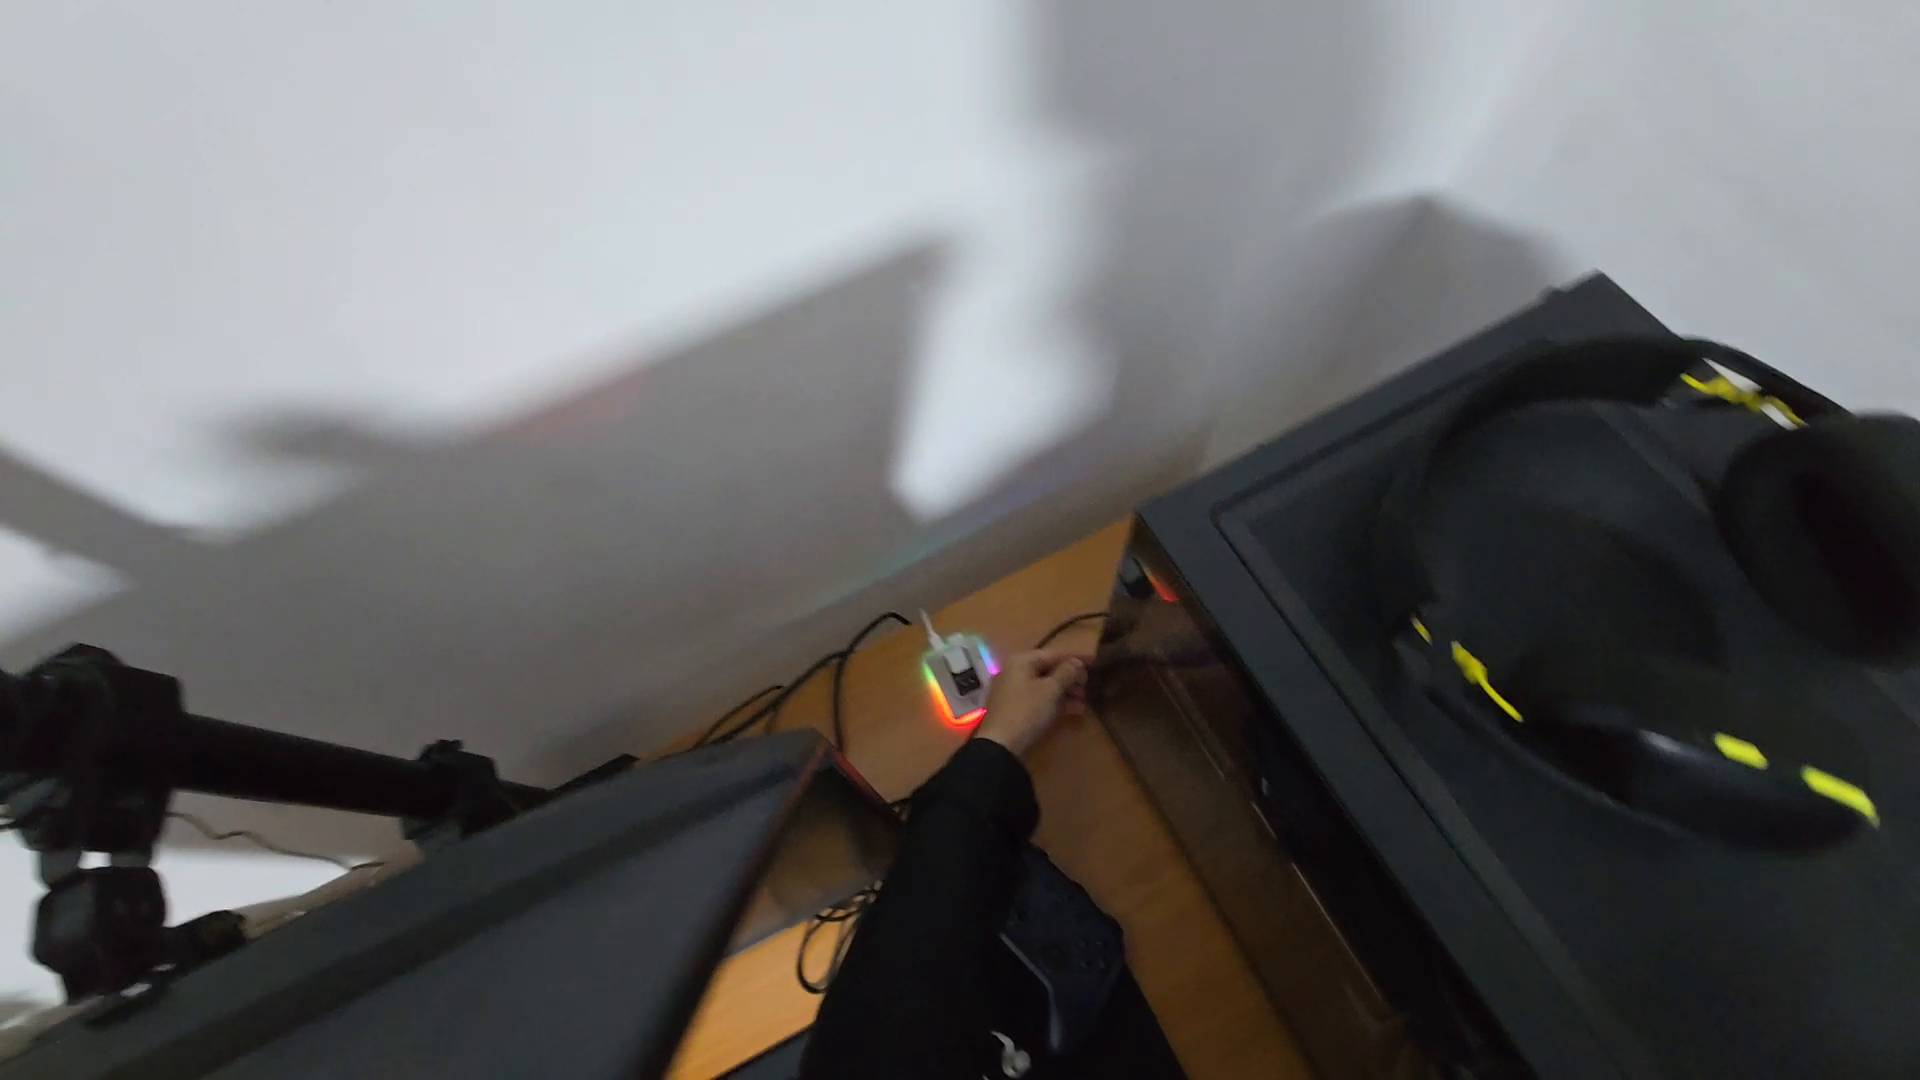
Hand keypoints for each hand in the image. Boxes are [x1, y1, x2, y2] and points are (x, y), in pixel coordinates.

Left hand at [973, 649, 1089, 755]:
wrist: (1001, 745)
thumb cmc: (1027, 710)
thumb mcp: (1051, 689)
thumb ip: (1066, 672)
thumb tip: (1075, 662)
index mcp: (1021, 661)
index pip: (1053, 654)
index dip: (1075, 658)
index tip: (1095, 662)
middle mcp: (1015, 672)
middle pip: (1049, 670)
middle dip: (1071, 678)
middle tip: (1089, 686)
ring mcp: (1014, 691)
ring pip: (1045, 686)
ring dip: (1066, 692)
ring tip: (1085, 701)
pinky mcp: (1016, 709)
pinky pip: (1040, 699)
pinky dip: (1056, 702)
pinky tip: (1075, 710)